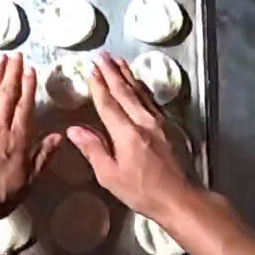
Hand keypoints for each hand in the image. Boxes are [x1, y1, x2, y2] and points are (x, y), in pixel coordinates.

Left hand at [0, 53, 62, 225]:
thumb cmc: (0, 196)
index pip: (25, 106)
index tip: (30, 70)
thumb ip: (43, 156)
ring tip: (0, 60)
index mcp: (18, 139)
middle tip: (16, 55)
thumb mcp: (29, 181)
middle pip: (7, 94)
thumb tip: (58, 136)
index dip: (28, 86)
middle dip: (12, 73)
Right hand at [66, 53, 202, 223]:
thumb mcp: (110, 176)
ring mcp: (161, 122)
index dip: (98, 86)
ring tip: (118, 61)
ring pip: (141, 92)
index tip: (90, 70)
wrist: (182, 198)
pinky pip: (152, 101)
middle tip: (102, 55)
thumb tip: (73, 129)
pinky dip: (142, 88)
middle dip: (112, 72)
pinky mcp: (171, 127)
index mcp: (127, 134)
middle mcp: (144, 122)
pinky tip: (139, 84)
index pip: (108, 104)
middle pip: (125, 91)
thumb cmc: (142, 192)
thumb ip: (93, 149)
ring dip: (128, 75)